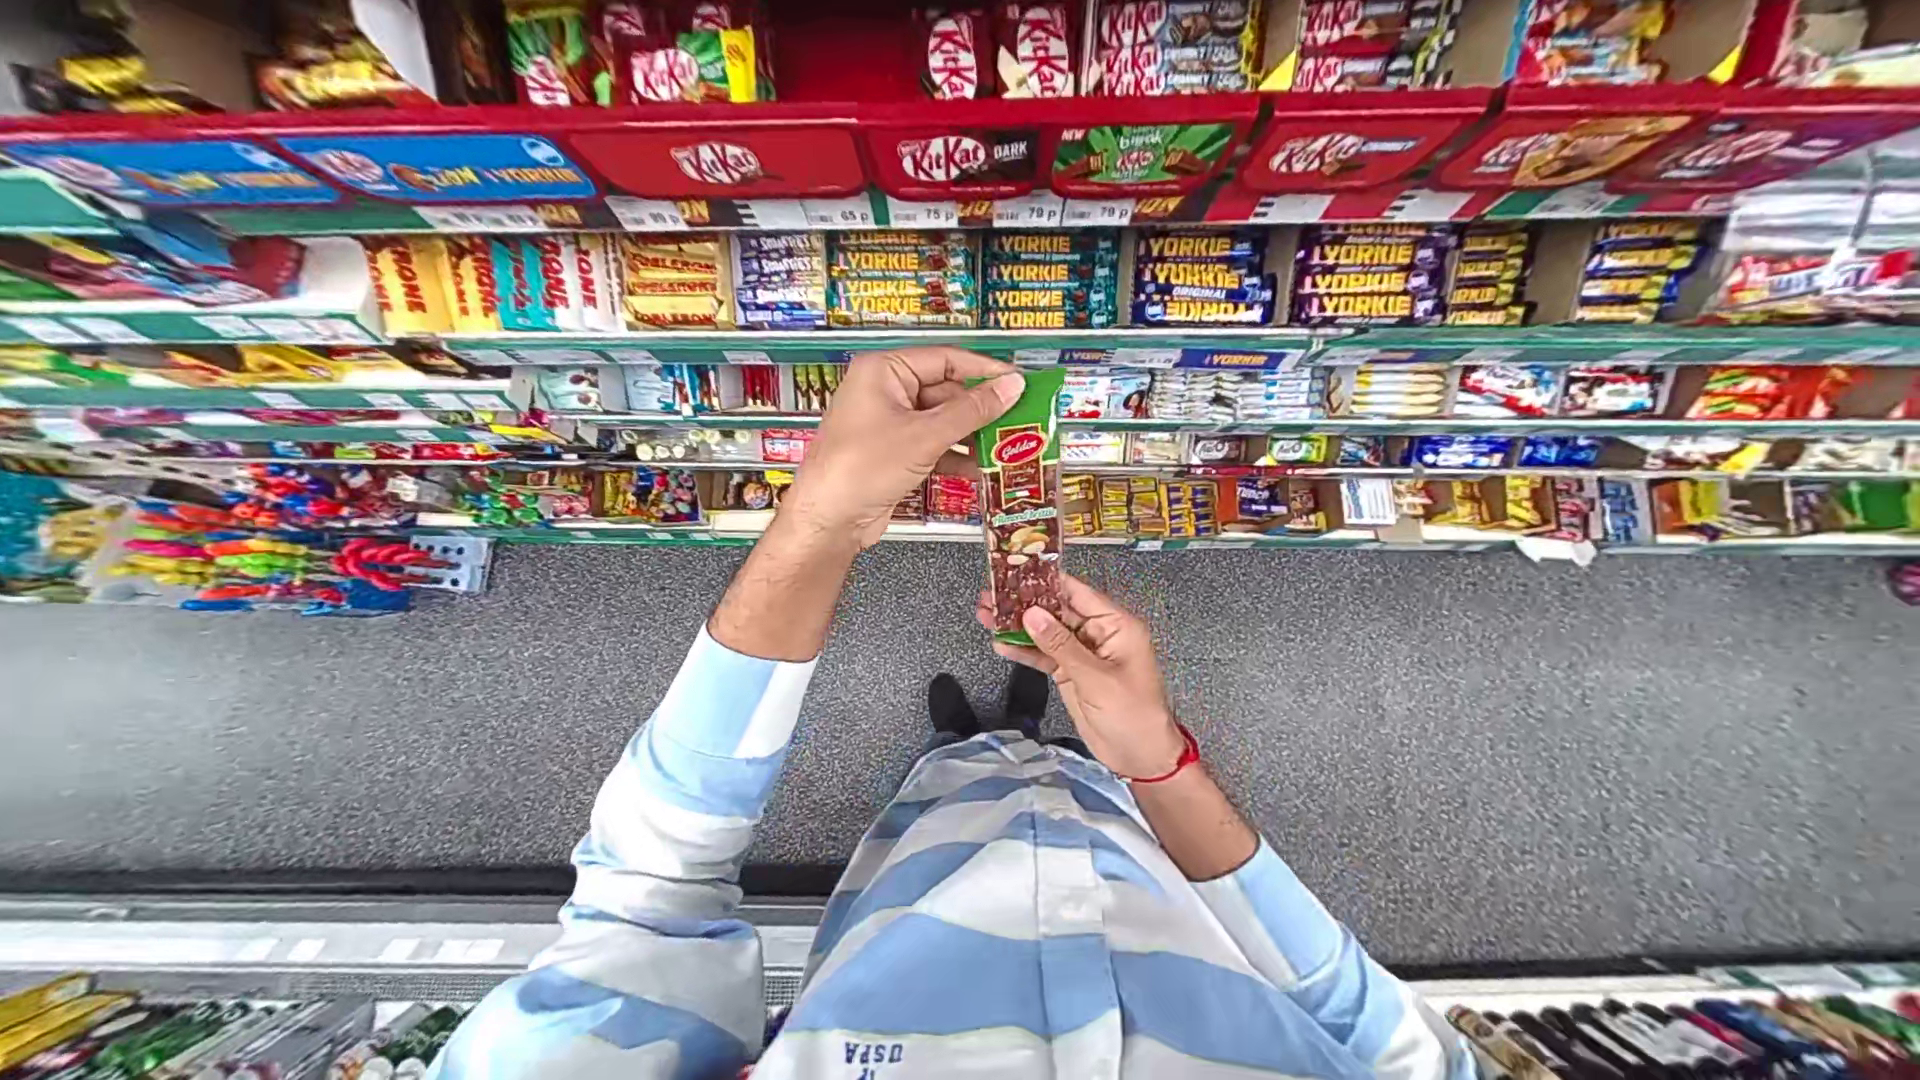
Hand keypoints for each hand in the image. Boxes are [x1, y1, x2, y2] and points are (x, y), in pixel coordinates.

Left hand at [784, 347, 1023, 547]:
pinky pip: (933, 446)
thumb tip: (1009, 388)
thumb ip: (972, 411)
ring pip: (942, 422)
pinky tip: (979, 468)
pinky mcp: (894, 453)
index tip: (1014, 382)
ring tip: (1004, 446)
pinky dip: (954, 456)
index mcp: (884, 371)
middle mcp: (885, 392)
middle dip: (979, 410)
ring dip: (971, 436)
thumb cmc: (858, 468)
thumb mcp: (924, 435)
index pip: (945, 359)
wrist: (830, 519)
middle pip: (946, 391)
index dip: (983, 371)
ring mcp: (889, 424)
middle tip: (1015, 419)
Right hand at [977, 573, 1185, 778]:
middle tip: (992, 595)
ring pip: (1045, 631)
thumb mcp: (1096, 677)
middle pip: (1056, 610)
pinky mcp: (1070, 672)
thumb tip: (1031, 614)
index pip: (1077, 593)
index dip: (1046, 581)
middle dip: (1024, 603)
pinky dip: (1023, 650)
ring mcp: (1082, 653)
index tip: (1017, 571)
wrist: (1141, 757)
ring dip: (1017, 625)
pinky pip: (1043, 655)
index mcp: (1115, 625)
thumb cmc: (1132, 714)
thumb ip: (1061, 644)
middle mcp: (1097, 633)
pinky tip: (1001, 643)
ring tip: (987, 614)